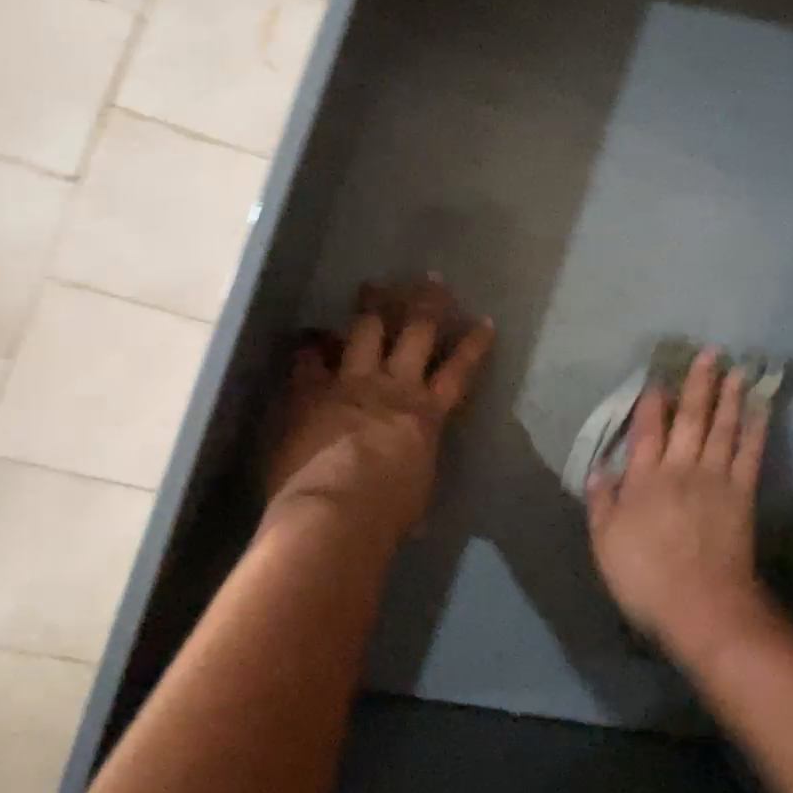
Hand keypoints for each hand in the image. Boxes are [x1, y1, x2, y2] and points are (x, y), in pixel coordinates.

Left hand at [266, 278, 494, 540]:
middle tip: (431, 279)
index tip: (485, 322)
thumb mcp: (417, 488)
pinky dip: (309, 346)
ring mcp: (351, 383)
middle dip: (426, 304)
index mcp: (426, 414)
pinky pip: (308, 359)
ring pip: (365, 331)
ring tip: (372, 284)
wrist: (337, 510)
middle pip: (416, 334)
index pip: (459, 371)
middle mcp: (394, 387)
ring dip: (370, 305)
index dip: (474, 345)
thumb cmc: (388, 513)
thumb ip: (414, 464)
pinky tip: (307, 335)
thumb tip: (410, 467)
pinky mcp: (311, 390)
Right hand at [586, 348, 773, 654]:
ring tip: (736, 370)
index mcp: (645, 479)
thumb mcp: (606, 544)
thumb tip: (600, 468)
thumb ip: (601, 504)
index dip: (653, 402)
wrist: (703, 606)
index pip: (647, 430)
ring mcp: (716, 478)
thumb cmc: (647, 578)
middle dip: (698, 384)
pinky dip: (756, 428)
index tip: (659, 378)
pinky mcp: (742, 493)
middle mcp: (681, 468)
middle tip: (709, 353)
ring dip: (729, 396)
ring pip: (722, 427)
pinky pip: (750, 452)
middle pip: (689, 418)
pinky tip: (760, 410)